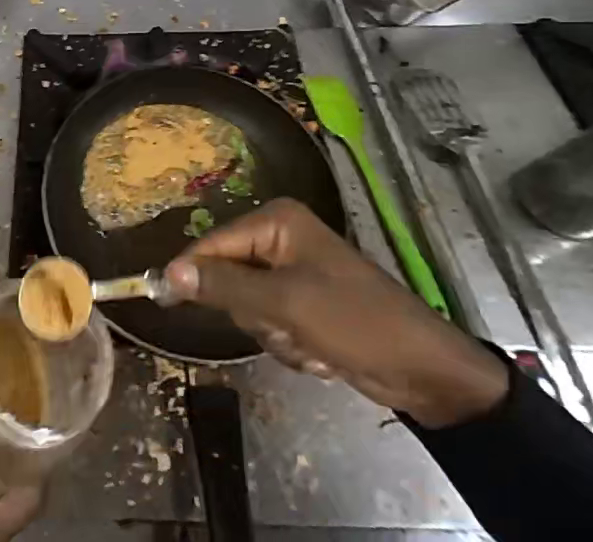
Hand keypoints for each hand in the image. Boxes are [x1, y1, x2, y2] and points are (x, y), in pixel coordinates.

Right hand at [164, 197, 507, 427]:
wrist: (425, 370)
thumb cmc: (354, 321)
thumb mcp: (283, 304)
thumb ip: (223, 287)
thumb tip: (168, 273)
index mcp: (277, 222)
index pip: (214, 244)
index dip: (192, 272)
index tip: (167, 298)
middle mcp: (280, 239)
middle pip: (228, 276)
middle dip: (253, 313)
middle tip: (283, 326)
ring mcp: (292, 272)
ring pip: (247, 306)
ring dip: (273, 334)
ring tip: (309, 342)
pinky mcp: (303, 302)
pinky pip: (270, 323)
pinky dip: (288, 343)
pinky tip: (319, 351)